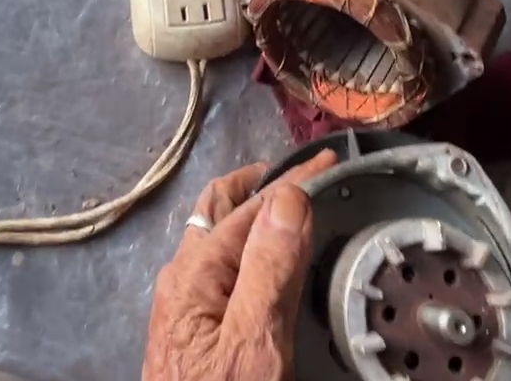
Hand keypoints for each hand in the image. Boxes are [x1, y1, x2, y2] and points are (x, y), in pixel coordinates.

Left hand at [142, 152, 336, 380]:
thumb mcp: (254, 347)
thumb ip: (269, 270)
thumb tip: (288, 196)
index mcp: (195, 271)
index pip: (251, 206)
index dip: (292, 180)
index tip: (328, 162)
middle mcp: (183, 276)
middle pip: (220, 208)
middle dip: (260, 183)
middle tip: (302, 175)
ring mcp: (183, 304)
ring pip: (216, 234)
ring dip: (248, 210)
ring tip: (285, 204)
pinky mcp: (191, 330)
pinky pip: (219, 266)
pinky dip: (244, 243)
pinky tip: (263, 259)